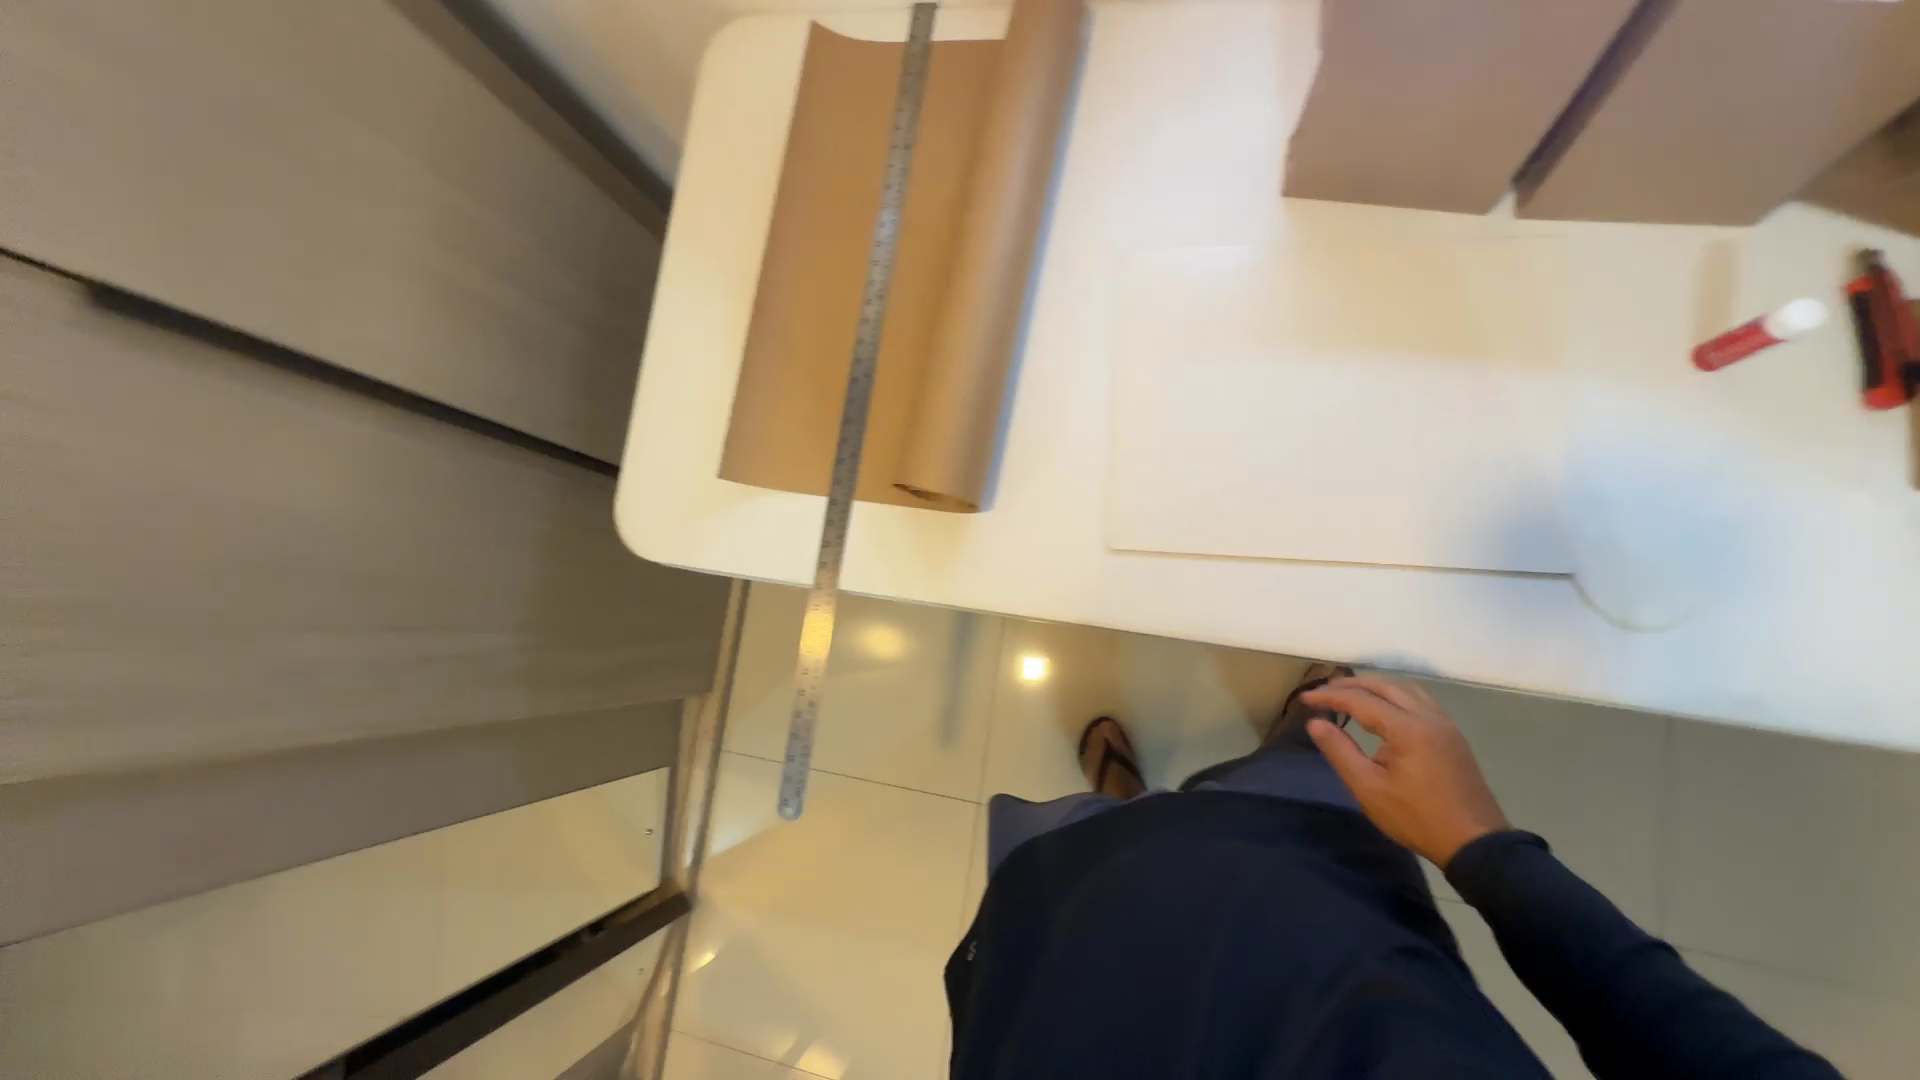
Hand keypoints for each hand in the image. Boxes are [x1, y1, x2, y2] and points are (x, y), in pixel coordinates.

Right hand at [1302, 675, 1509, 867]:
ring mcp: (1445, 725)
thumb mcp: (1368, 788)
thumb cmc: (1416, 817)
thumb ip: (1339, 751)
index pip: (1360, 700)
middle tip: (1323, 691)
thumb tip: (1315, 723)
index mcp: (1407, 728)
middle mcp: (1428, 717)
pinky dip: (1395, 696)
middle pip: (1385, 686)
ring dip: (1375, 687)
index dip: (1329, 696)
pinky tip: (1385, 708)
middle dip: (1351, 684)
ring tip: (1351, 693)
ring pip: (1406, 689)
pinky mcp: (1453, 736)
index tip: (1304, 699)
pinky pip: (1420, 701)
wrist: (1475, 843)